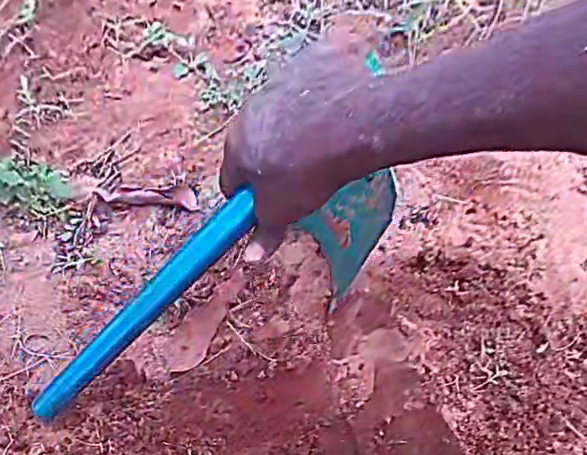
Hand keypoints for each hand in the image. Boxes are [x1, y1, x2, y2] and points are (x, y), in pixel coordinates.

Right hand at [219, 37, 376, 261]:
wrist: (355, 125)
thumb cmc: (309, 173)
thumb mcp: (282, 213)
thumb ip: (263, 234)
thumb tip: (251, 259)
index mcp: (235, 146)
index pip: (230, 180)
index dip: (247, 198)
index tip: (264, 206)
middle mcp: (248, 110)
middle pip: (251, 146)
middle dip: (266, 164)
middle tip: (294, 182)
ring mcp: (279, 82)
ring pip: (277, 117)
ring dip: (288, 134)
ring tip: (318, 153)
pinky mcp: (310, 63)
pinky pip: (306, 89)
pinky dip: (314, 104)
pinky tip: (331, 121)